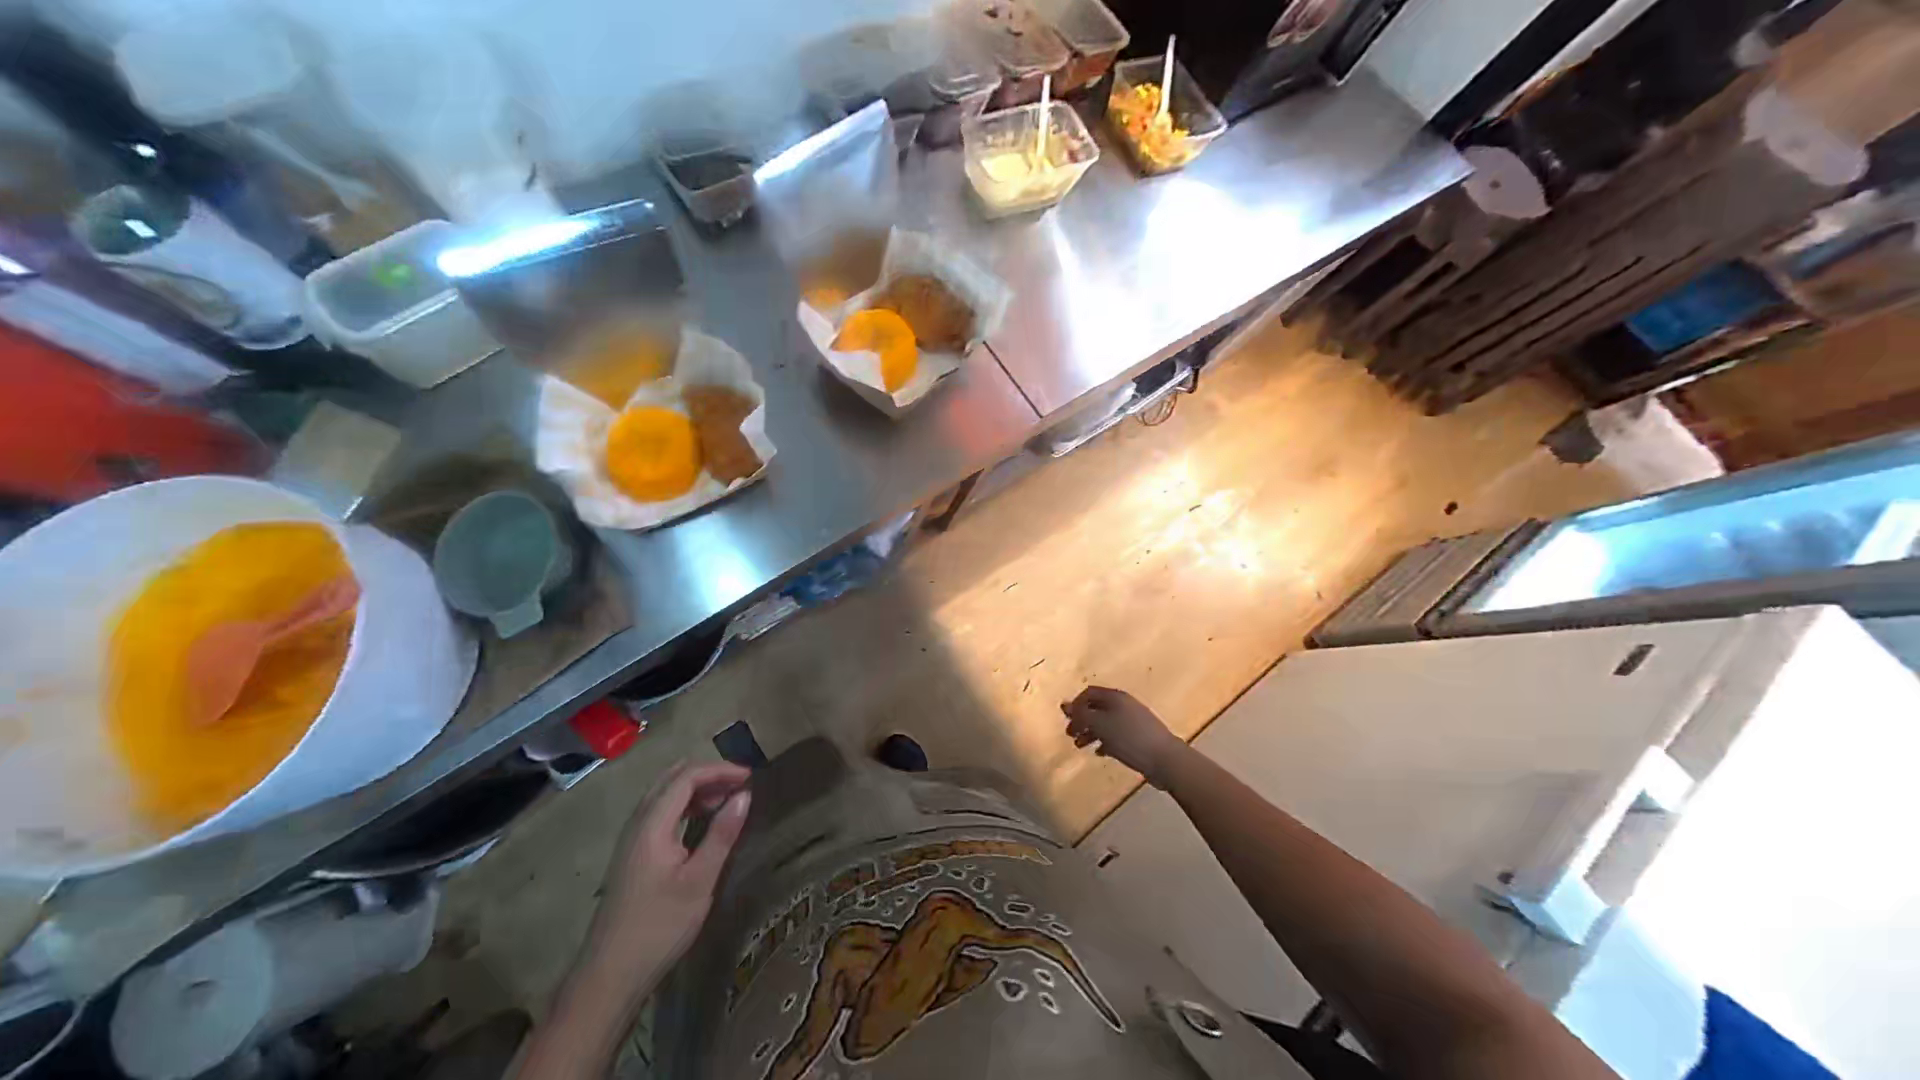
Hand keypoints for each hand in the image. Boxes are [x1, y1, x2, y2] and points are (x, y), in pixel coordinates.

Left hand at [593, 760, 751, 973]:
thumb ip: (722, 834)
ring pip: (665, 795)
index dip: (720, 770)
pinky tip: (703, 823)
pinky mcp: (633, 855)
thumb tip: (744, 795)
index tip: (751, 777)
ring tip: (728, 801)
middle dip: (708, 774)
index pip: (686, 777)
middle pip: (672, 779)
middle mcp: (637, 823)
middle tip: (740, 786)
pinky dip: (685, 806)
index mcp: (651, 824)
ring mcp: (632, 839)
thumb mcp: (700, 880)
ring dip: (696, 789)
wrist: (609, 975)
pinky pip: (661, 812)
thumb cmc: (659, 926)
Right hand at [1063, 686, 1186, 787]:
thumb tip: (1064, 705)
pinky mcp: (1139, 737)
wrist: (1165, 759)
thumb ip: (1081, 715)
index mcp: (1115, 697)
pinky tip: (1100, 752)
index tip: (1068, 721)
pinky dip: (1105, 742)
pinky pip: (1117, 735)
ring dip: (1091, 732)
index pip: (1089, 693)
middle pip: (1097, 708)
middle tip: (1071, 735)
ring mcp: (1133, 721)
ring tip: (1081, 746)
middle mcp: (1124, 705)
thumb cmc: (1130, 738)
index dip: (1075, 704)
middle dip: (1082, 720)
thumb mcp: (1101, 725)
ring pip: (1106, 723)